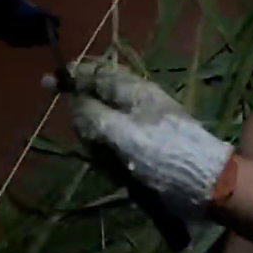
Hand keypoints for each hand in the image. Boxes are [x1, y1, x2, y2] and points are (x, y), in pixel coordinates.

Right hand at [59, 58, 231, 217]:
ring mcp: (144, 118)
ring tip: (101, 154)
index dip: (72, 75)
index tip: (48, 82)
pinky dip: (109, 145)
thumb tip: (74, 101)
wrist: (204, 180)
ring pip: (106, 115)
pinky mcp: (148, 137)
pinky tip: (112, 162)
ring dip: (96, 133)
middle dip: (84, 110)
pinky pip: (118, 134)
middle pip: (99, 93)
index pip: (96, 72)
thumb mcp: (121, 133)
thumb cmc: (161, 153)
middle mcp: (138, 98)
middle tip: (84, 134)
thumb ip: (93, 114)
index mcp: (133, 89)